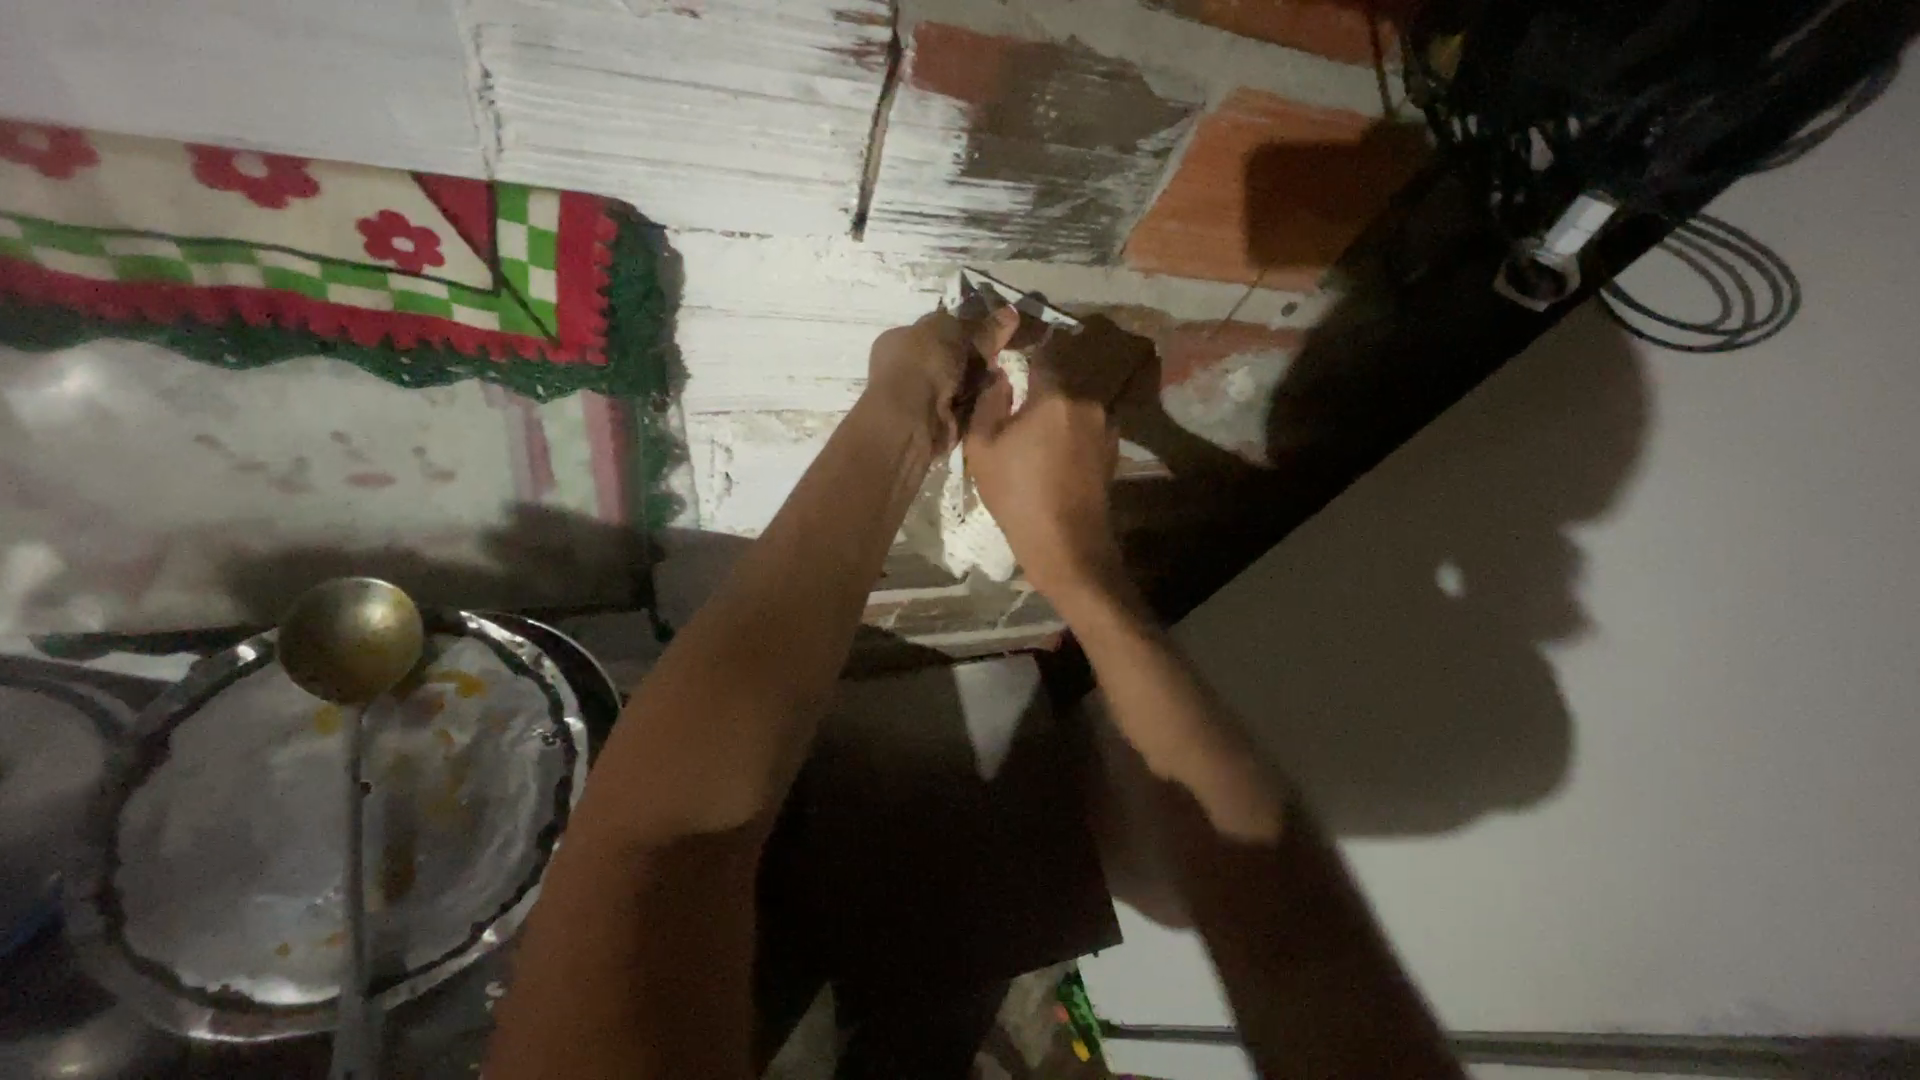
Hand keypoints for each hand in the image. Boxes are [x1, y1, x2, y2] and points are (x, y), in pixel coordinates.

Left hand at [864, 309, 1018, 451]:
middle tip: (999, 356)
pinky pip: (969, 410)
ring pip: (965, 386)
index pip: (941, 332)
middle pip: (956, 360)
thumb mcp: (952, 331)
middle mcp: (910, 370)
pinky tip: (994, 398)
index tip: (997, 332)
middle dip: (980, 359)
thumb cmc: (923, 363)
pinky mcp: (941, 424)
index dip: (969, 331)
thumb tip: (1010, 313)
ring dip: (984, 383)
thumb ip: (980, 326)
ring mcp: (924, 400)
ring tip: (999, 378)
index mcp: (902, 341)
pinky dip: (981, 405)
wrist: (911, 418)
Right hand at [964, 358, 1125, 604]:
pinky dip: (1071, 432)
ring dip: (1057, 412)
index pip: (1041, 353)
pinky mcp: (1114, 449)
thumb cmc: (1017, 494)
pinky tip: (1055, 456)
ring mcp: (1107, 425)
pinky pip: (1087, 427)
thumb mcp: (982, 447)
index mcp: (1056, 394)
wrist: (1066, 543)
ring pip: (1075, 404)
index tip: (1008, 366)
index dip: (1023, 356)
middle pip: (1061, 379)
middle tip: (1017, 408)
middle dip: (1040, 388)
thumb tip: (1001, 377)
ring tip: (1035, 437)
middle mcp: (1088, 401)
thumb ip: (989, 401)